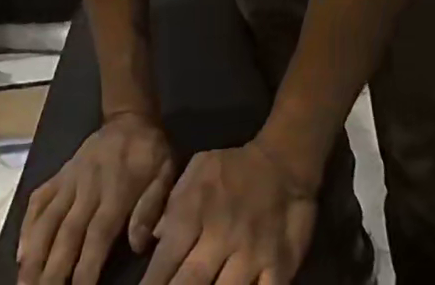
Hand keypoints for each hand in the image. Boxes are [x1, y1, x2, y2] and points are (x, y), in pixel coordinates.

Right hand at [18, 113, 176, 284]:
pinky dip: (27, 227)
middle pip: (67, 234)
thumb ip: (153, 206)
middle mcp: (88, 188)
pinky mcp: (59, 175)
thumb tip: (138, 244)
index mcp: (118, 191)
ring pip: (46, 221)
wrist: (130, 117)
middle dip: (53, 272)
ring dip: (34, 256)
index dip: (86, 268)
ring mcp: (70, 180)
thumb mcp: (165, 172)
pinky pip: (38, 201)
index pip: (98, 236)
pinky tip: (21, 253)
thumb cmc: (151, 151)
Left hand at [138, 142, 317, 284]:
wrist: (284, 161)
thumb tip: (150, 239)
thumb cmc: (235, 168)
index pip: (164, 262)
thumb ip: (172, 203)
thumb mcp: (199, 169)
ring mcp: (251, 254)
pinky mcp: (279, 266)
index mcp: (196, 212)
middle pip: (189, 284)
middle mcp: (221, 236)